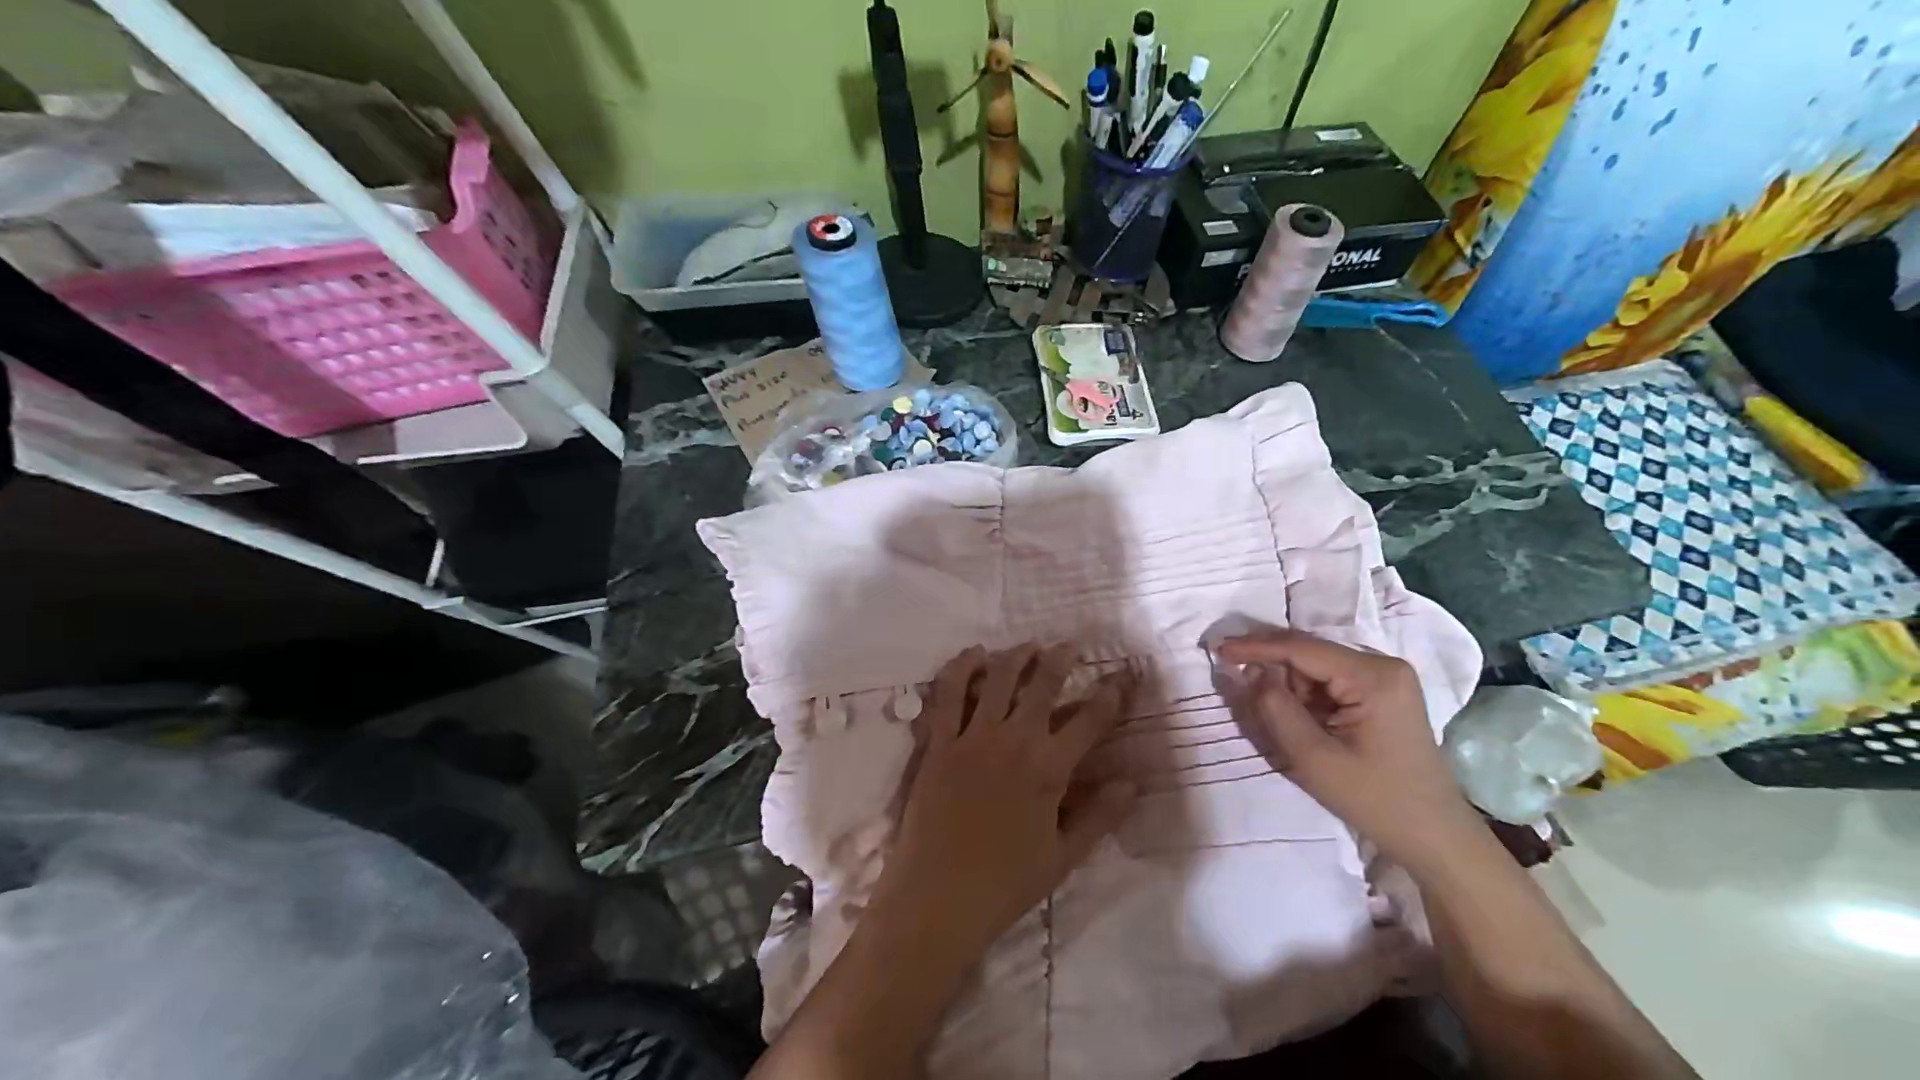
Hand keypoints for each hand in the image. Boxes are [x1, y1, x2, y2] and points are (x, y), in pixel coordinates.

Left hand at [869, 644, 1136, 967]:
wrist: (937, 898)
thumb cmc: (1005, 883)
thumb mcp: (1063, 857)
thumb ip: (1099, 816)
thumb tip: (1131, 783)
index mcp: (1048, 769)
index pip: (1089, 721)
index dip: (1110, 696)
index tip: (1120, 678)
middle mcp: (1013, 741)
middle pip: (1042, 684)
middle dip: (1061, 658)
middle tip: (1070, 646)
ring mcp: (971, 737)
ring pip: (997, 679)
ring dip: (1016, 656)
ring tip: (1028, 646)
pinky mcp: (937, 742)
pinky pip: (947, 694)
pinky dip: (960, 668)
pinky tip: (973, 655)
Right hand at [1218, 630, 1481, 869]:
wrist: (1434, 835)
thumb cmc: (1374, 799)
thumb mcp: (1313, 757)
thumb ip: (1275, 708)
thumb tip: (1248, 671)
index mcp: (1373, 676)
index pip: (1301, 648)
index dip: (1255, 647)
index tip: (1218, 649)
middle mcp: (1383, 665)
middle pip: (1309, 653)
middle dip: (1274, 669)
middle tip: (1240, 687)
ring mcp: (1387, 677)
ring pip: (1317, 667)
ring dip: (1292, 687)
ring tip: (1291, 727)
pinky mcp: (1384, 692)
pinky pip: (1331, 681)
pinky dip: (1308, 697)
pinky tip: (1306, 723)